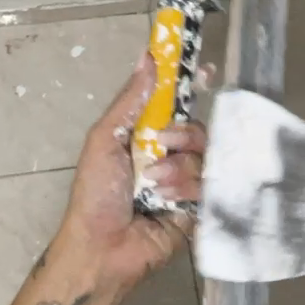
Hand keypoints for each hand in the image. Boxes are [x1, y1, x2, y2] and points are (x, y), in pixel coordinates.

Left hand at [51, 51, 204, 292]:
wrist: (102, 248)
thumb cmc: (96, 191)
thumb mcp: (105, 139)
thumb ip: (130, 100)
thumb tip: (147, 56)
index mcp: (145, 134)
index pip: (174, 102)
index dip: (190, 84)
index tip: (205, 69)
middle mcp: (169, 154)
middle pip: (196, 128)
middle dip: (183, 132)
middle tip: (163, 141)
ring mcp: (185, 180)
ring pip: (204, 155)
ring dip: (177, 166)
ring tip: (153, 182)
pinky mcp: (198, 207)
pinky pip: (208, 184)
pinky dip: (185, 188)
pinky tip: (165, 200)